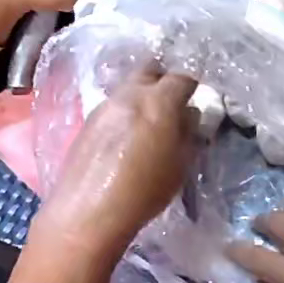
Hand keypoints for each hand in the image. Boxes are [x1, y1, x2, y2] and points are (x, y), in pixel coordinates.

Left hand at [34, 69, 198, 249]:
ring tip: (148, 121)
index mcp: (158, 101)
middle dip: (163, 81)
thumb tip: (188, 115)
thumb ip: (188, 133)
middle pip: (149, 71)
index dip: (192, 86)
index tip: (196, 98)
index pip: (181, 78)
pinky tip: (125, 135)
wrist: (88, 211)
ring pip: (128, 88)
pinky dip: (124, 112)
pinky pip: (112, 106)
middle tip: (171, 102)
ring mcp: (104, 105)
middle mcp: (129, 94)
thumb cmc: (144, 191)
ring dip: (141, 97)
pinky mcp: (87, 120)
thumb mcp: (180, 165)